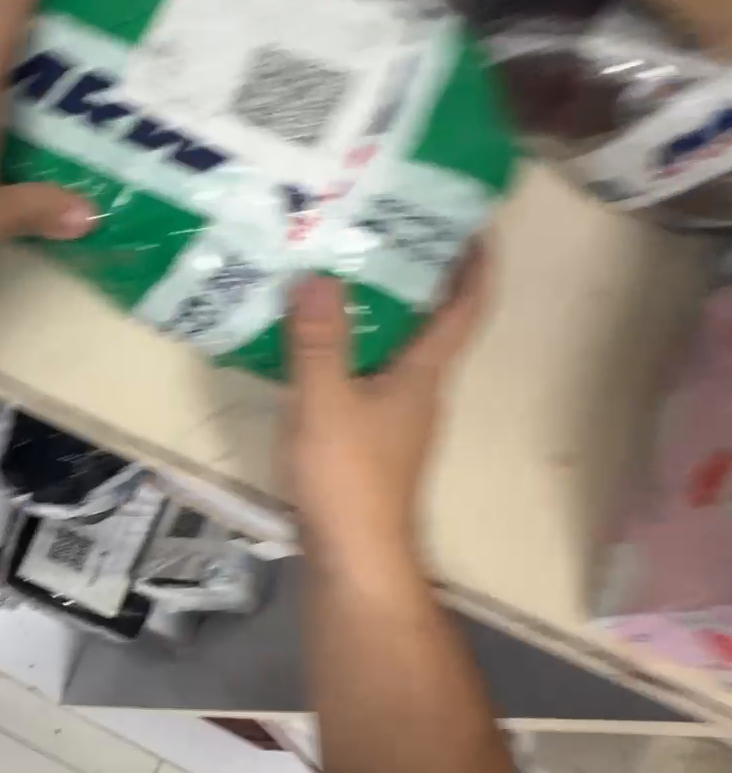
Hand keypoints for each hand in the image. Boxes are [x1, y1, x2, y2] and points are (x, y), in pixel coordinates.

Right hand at [286, 247, 489, 577]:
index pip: (461, 308)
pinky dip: (339, 357)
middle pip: (424, 327)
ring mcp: (389, 419)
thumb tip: (318, 275)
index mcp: (422, 375)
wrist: (351, 548)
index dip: (470, 264)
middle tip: (368, 246)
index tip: (461, 224)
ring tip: (327, 290)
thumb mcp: (324, 402)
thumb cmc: (346, 473)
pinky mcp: (362, 441)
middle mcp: (415, 392)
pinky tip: (303, 355)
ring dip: (368, 321)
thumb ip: (318, 343)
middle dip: (407, 284)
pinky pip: (357, 382)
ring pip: (387, 355)